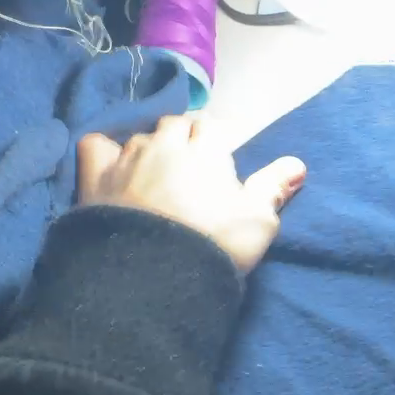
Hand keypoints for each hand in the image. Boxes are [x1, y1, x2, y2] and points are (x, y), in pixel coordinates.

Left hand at [76, 116, 306, 271]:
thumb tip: (298, 163)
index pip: (213, 128)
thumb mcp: (260, 219)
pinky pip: (97, 145)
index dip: (220, 140)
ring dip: (152, 146)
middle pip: (176, 125)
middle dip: (186, 137)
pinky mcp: (97, 175)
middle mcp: (165, 144)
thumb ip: (275, 187)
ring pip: (141, 135)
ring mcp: (127, 157)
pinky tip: (116, 164)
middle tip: (195, 163)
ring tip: (160, 170)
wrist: (158, 270)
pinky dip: (108, 150)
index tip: (226, 157)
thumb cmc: (218, 241)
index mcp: (206, 152)